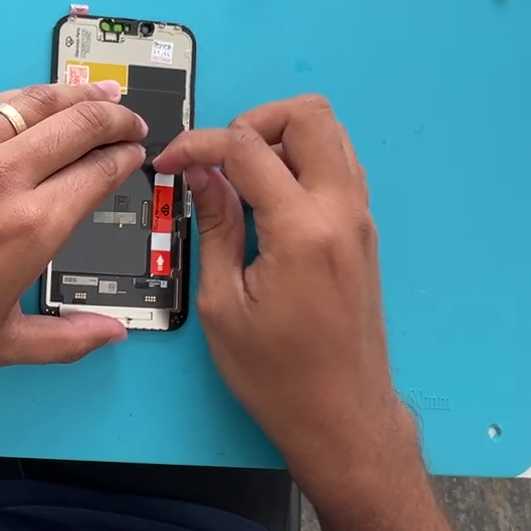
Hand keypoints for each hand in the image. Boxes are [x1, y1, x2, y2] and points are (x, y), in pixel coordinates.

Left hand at [0, 81, 146, 388]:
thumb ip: (67, 339)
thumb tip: (112, 336)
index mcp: (30, 228)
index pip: (98, 171)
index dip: (125, 156)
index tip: (136, 153)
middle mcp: (2, 178)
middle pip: (77, 123)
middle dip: (114, 115)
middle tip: (129, 117)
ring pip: (32, 102)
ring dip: (72, 95)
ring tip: (95, 92)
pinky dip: (18, 99)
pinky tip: (29, 102)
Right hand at [154, 96, 414, 506]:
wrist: (343, 418)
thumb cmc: (275, 374)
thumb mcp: (224, 303)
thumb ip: (214, 226)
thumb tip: (200, 174)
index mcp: (302, 230)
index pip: (246, 148)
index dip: (197, 144)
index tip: (167, 164)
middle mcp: (342, 212)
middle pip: (311, 113)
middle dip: (252, 121)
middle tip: (216, 159)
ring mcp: (360, 218)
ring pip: (331, 133)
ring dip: (279, 137)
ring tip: (237, 177)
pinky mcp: (362, 231)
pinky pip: (337, 164)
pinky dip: (299, 160)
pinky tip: (265, 196)